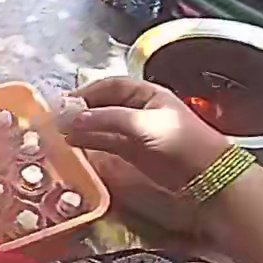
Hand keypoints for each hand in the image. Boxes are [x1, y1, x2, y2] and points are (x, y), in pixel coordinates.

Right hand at [62, 77, 230, 191]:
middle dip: (80, 111)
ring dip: (81, 128)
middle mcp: (138, 109)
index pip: (110, 86)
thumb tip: (70, 118)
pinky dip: (89, 142)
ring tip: (59, 134)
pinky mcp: (132, 152)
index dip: (87, 91)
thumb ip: (106, 120)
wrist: (206, 177)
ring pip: (101, 125)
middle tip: (56, 120)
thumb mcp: (142, 125)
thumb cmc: (179, 143)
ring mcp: (135, 132)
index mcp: (146, 94)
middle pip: (103, 105)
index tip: (64, 102)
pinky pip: (105, 142)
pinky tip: (74, 145)